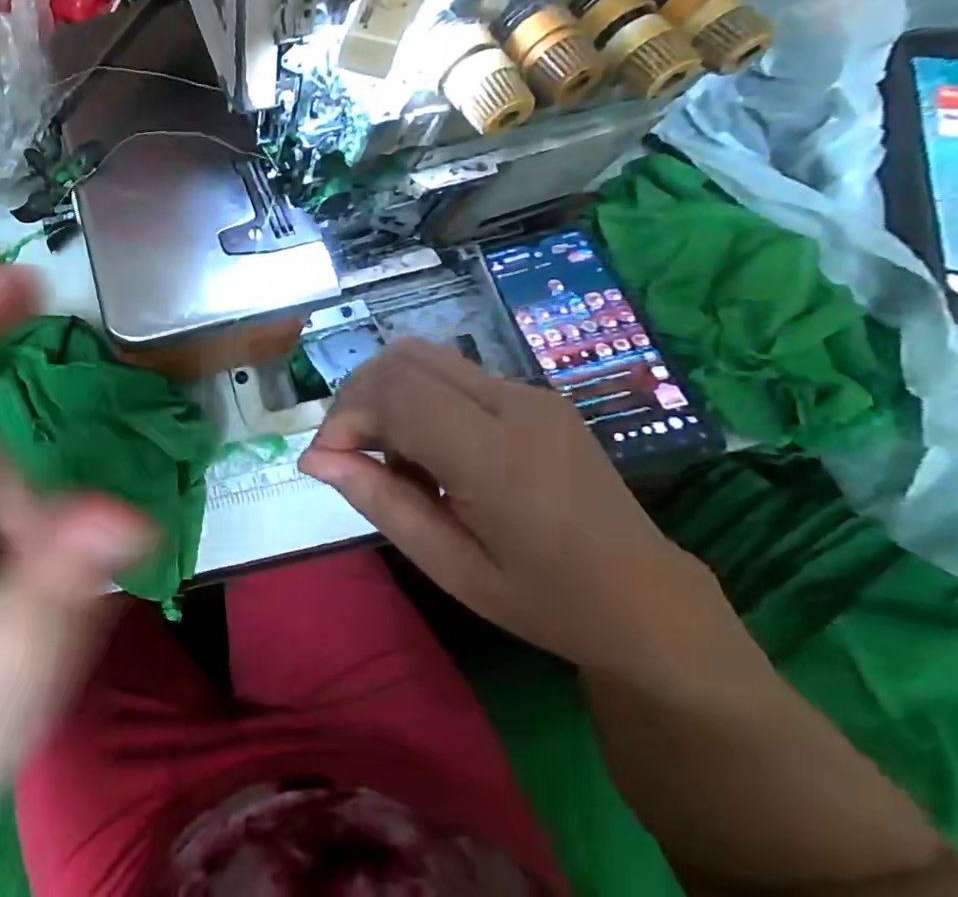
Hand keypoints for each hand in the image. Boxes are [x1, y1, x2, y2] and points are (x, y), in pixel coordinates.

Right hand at [297, 340, 761, 690]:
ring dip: (387, 396)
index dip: (344, 418)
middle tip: (349, 456)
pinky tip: (430, 454)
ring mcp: (531, 394)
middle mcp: (515, 404)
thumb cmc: (543, 598)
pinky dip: (418, 401)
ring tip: (392, 460)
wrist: (643, 597)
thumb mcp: (448, 565)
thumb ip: (379, 501)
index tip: (327, 464)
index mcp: (496, 454)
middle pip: (403, 359)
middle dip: (357, 399)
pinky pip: (454, 376)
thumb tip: (314, 459)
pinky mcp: (537, 397)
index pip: (394, 392)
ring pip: (425, 359)